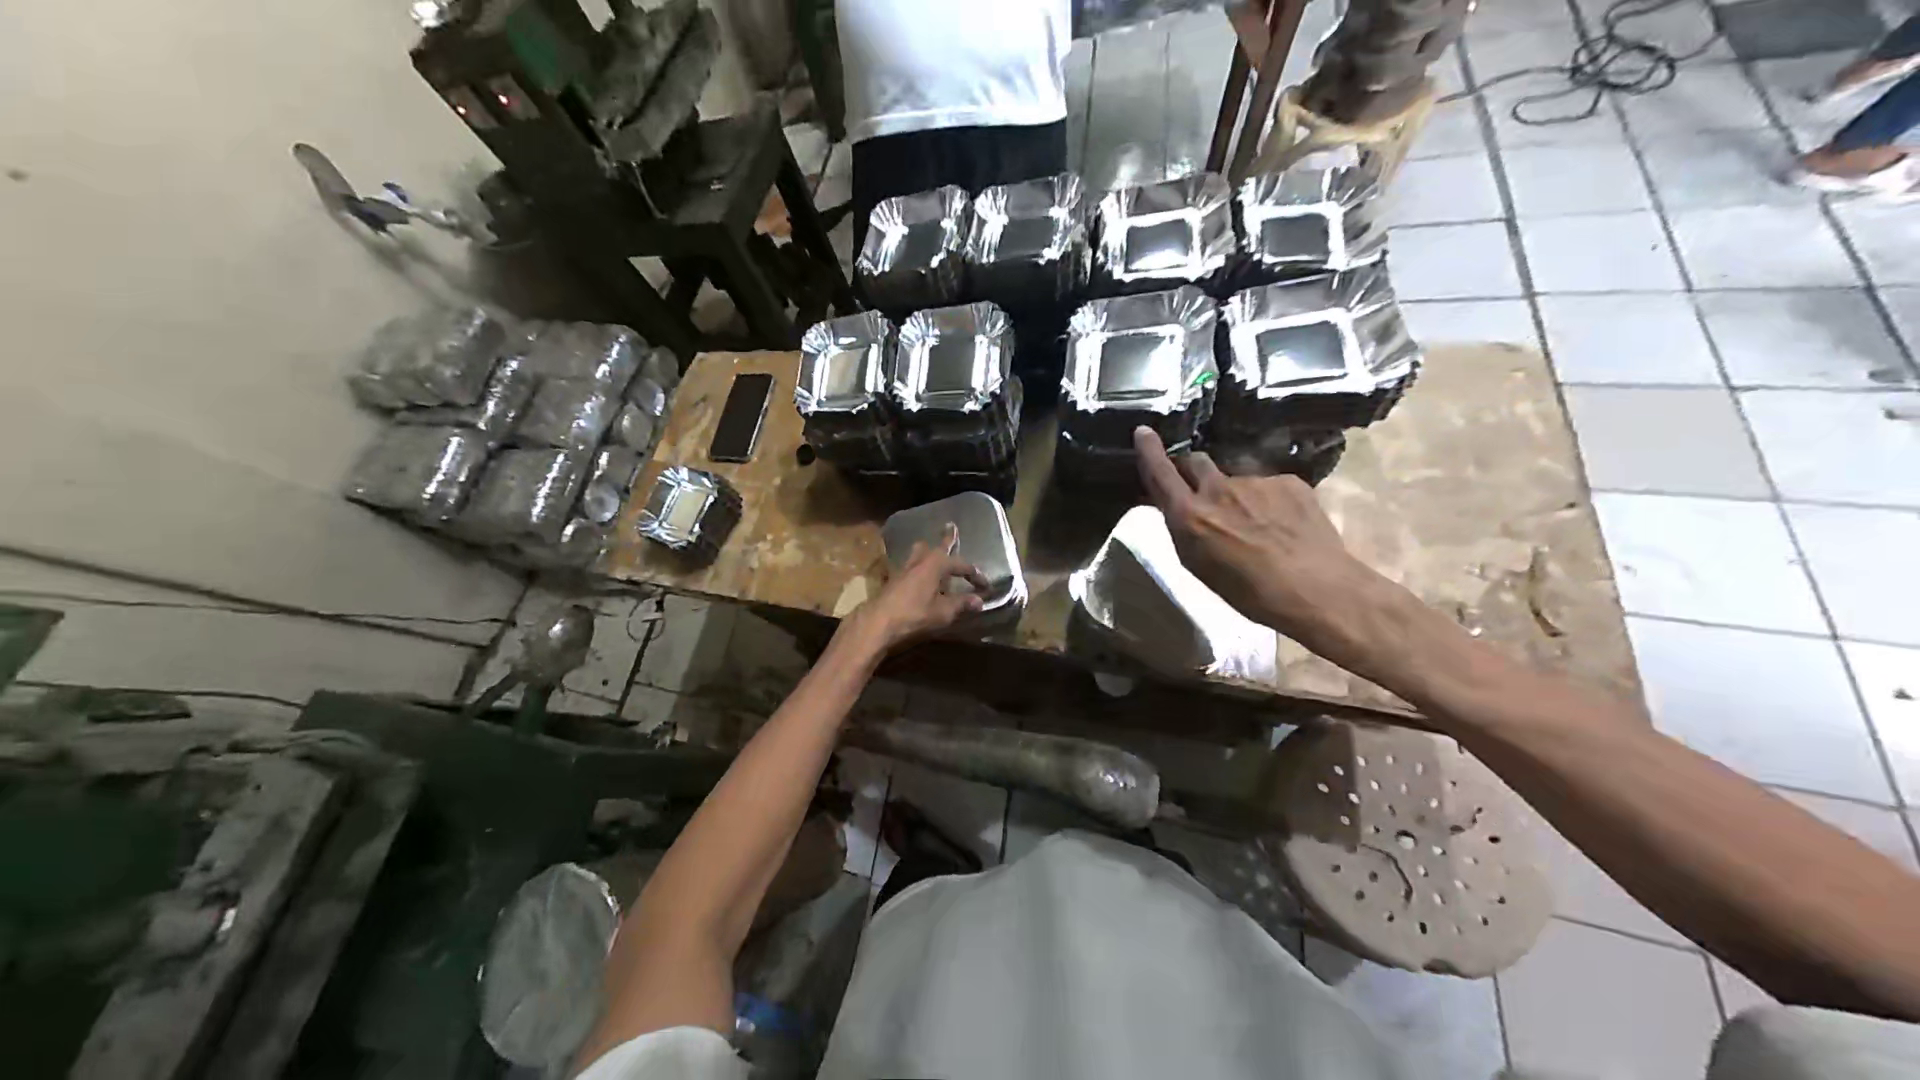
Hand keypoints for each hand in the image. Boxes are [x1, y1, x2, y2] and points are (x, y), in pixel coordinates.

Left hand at [842, 524, 987, 654]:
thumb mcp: (943, 612)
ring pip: (919, 552)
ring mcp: (905, 568)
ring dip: (929, 551)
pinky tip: (920, 573)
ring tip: (934, 549)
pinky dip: (920, 565)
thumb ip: (962, 604)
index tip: (985, 586)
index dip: (975, 575)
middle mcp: (920, 560)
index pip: (961, 565)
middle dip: (947, 540)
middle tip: (951, 527)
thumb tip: (979, 601)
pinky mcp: (895, 579)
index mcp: (935, 563)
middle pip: (936, 546)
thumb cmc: (915, 614)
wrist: (879, 622)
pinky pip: (912, 565)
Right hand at [1133, 427, 1398, 665]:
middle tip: (1202, 491)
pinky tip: (1282, 523)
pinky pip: (1268, 484)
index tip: (1143, 431)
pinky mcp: (1287, 481)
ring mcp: (1255, 480)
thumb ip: (1184, 529)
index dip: (1149, 450)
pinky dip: (1268, 499)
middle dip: (1193, 470)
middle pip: (1196, 462)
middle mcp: (1218, 489)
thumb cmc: (1247, 591)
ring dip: (1236, 492)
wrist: (1313, 588)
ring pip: (1235, 477)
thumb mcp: (1198, 564)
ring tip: (1255, 522)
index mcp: (1189, 515)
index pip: (1161, 472)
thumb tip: (1178, 509)